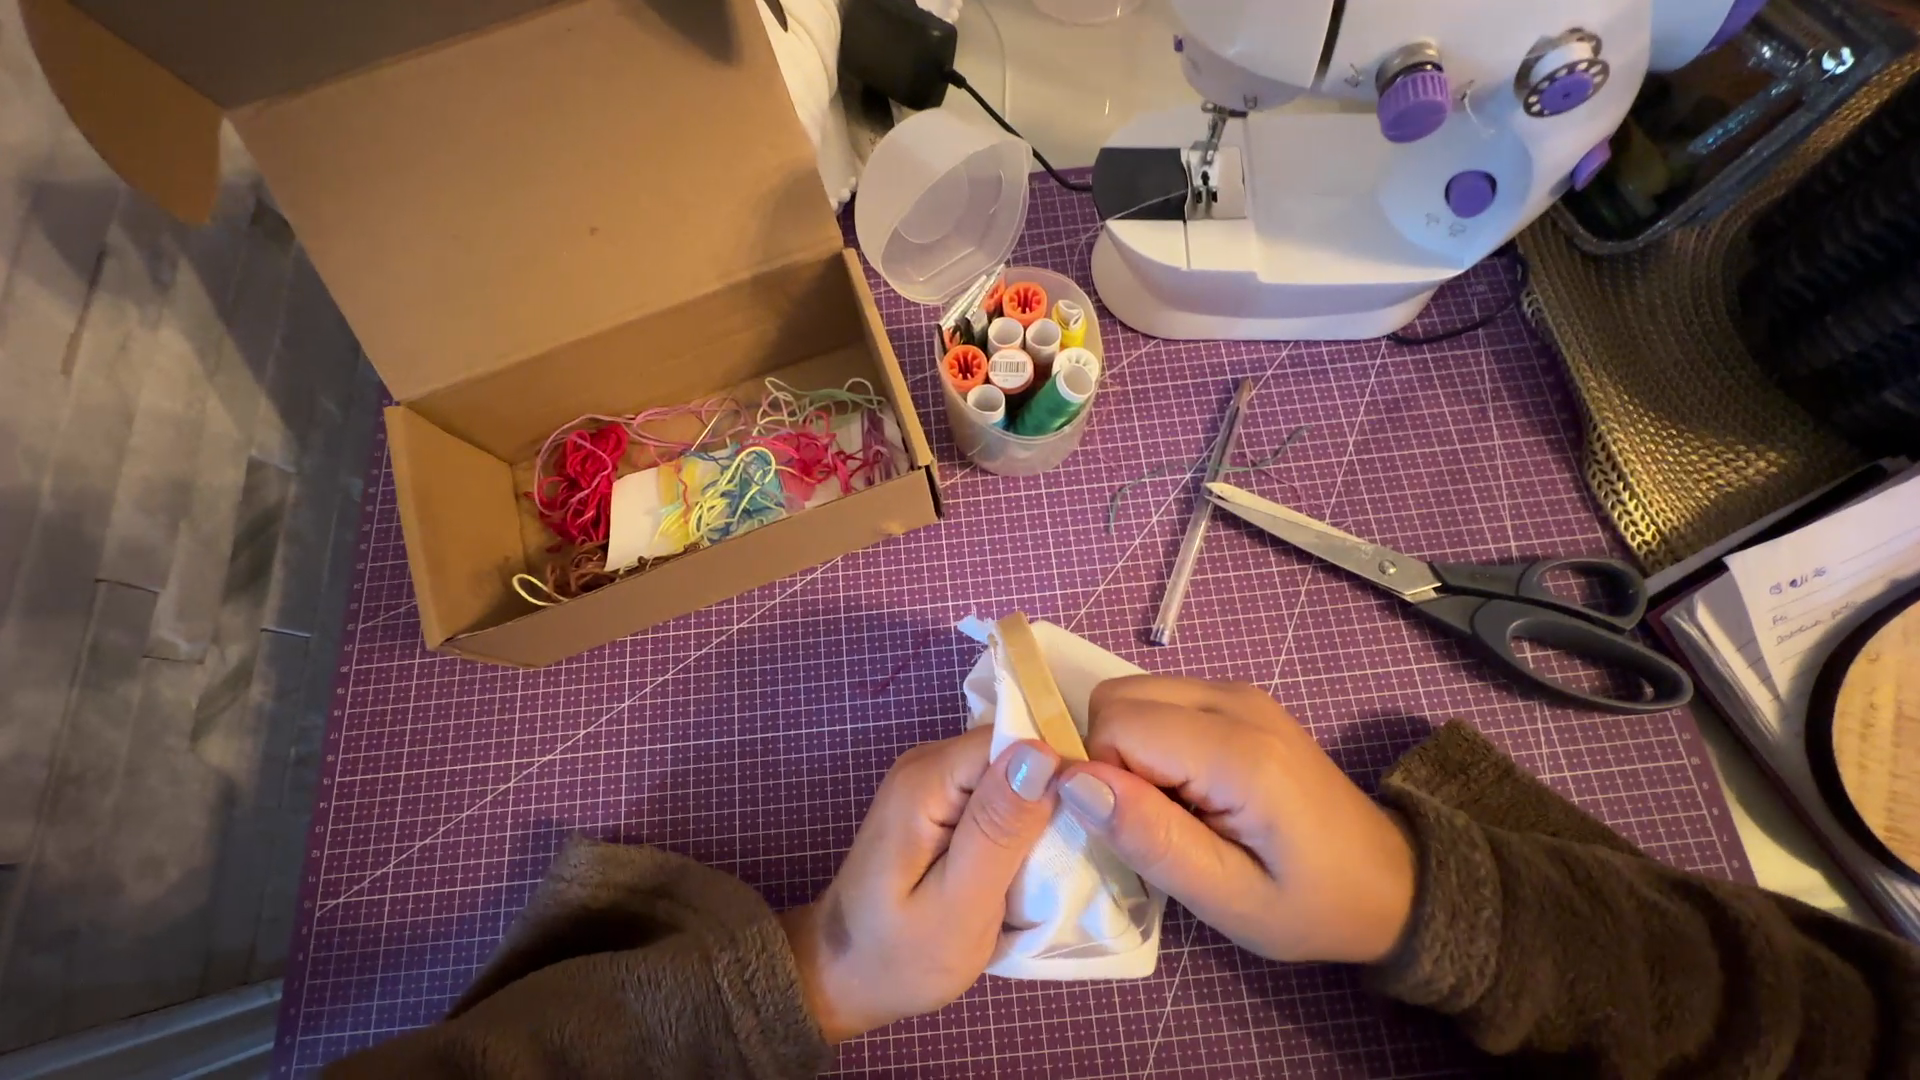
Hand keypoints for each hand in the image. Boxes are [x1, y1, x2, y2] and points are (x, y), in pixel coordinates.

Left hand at [779, 728, 1058, 1041]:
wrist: (843, 976)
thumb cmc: (899, 957)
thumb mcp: (959, 906)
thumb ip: (999, 830)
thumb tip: (1041, 752)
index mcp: (926, 780)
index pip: (1011, 739)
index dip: (1057, 769)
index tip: (1092, 817)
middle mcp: (927, 762)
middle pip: (1012, 749)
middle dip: (1052, 788)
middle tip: (1079, 849)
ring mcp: (932, 778)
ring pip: (1009, 769)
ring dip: (1040, 807)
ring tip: (1061, 857)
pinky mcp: (940, 799)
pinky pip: (995, 789)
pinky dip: (1020, 819)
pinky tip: (1033, 856)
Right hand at [1056, 676, 1415, 964]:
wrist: (1389, 878)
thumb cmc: (1309, 903)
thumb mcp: (1227, 899)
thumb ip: (1149, 838)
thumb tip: (1072, 781)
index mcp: (1238, 751)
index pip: (1116, 726)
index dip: (1103, 779)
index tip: (1134, 829)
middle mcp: (1233, 698)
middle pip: (1115, 699)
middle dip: (1108, 758)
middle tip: (1152, 818)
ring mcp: (1235, 689)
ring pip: (1128, 693)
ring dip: (1125, 747)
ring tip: (1170, 803)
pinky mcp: (1233, 693)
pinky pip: (1154, 698)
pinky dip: (1146, 737)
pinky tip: (1184, 781)